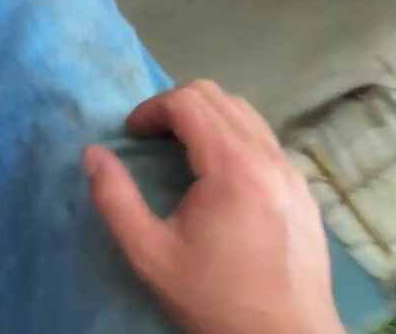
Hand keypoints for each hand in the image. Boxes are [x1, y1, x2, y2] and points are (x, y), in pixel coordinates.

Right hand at [83, 81, 340, 333]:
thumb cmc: (216, 300)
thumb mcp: (150, 254)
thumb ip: (114, 199)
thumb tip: (92, 153)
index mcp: (233, 168)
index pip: (187, 102)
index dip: (151, 109)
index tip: (132, 135)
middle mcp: (268, 159)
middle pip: (215, 96)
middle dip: (174, 105)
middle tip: (152, 137)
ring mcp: (292, 173)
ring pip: (243, 111)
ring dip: (205, 116)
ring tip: (182, 149)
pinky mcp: (304, 191)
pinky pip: (264, 137)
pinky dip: (233, 134)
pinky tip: (219, 173)